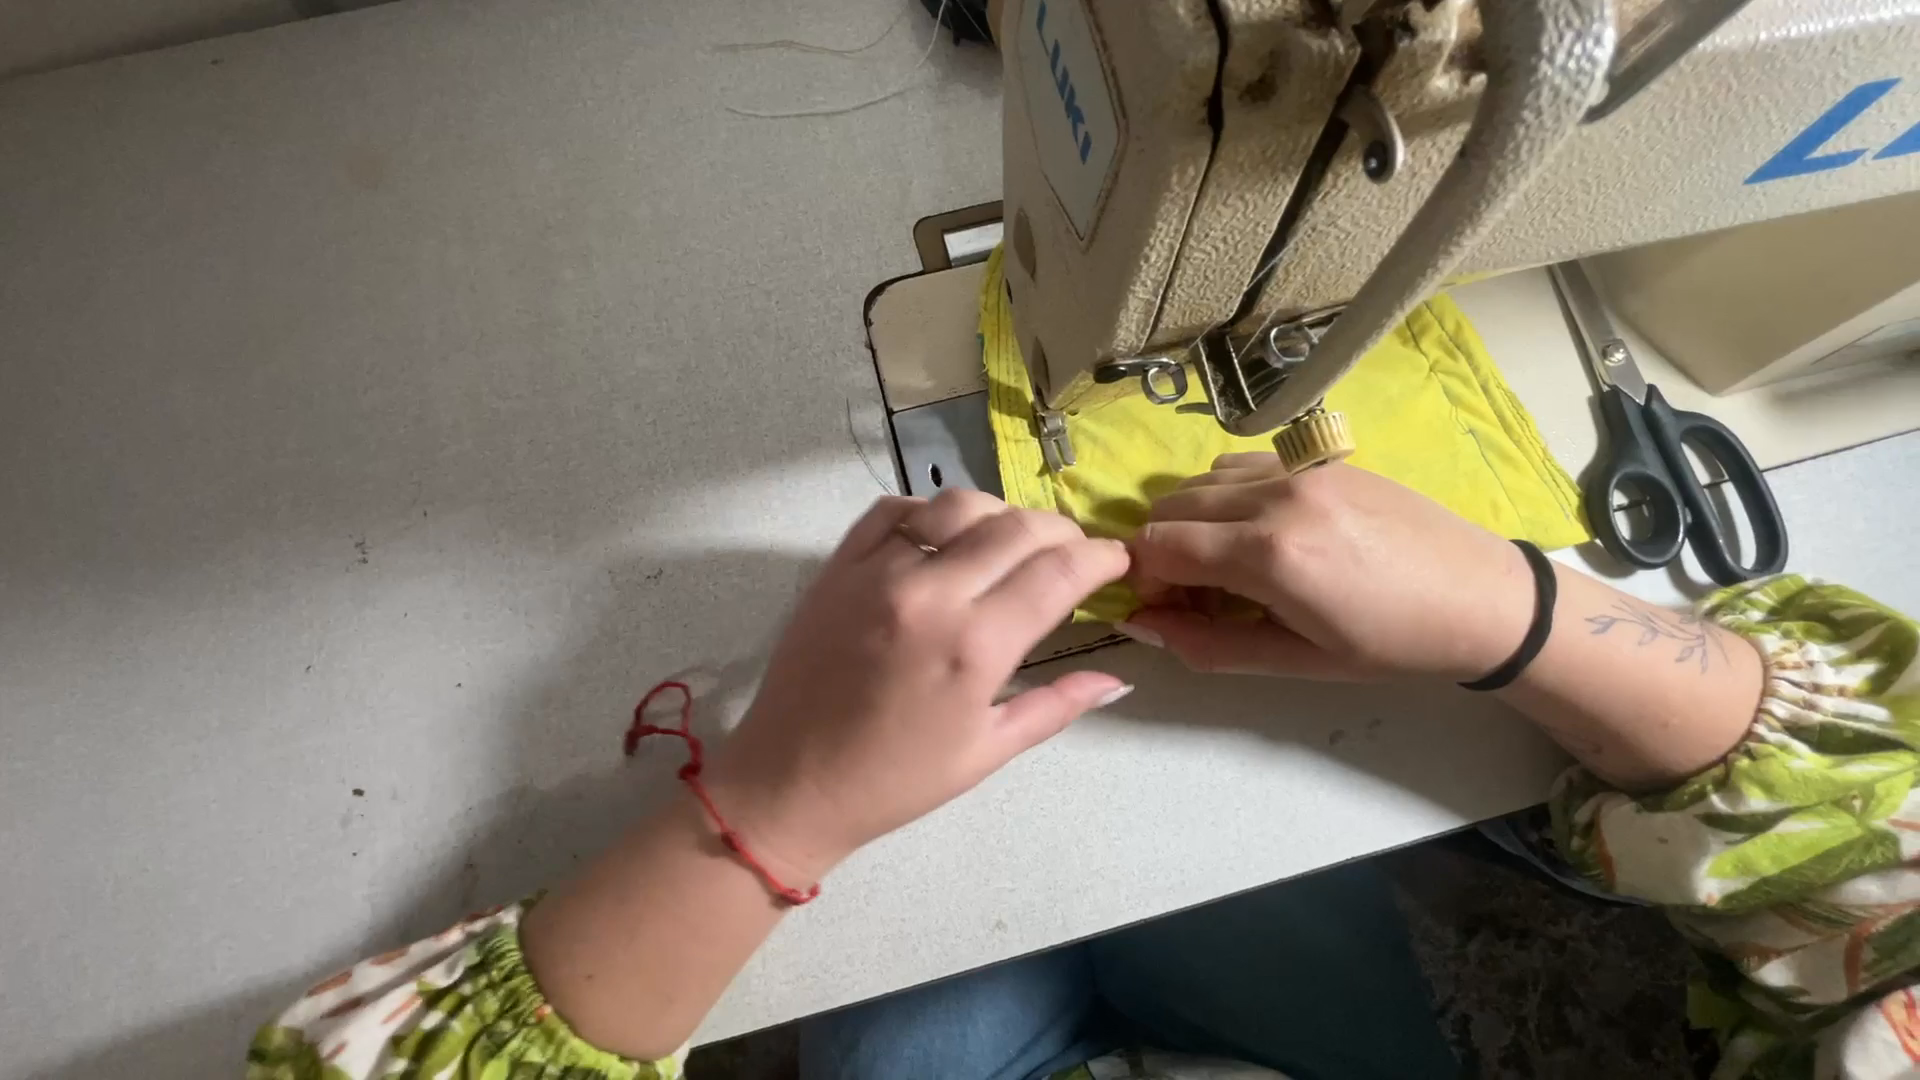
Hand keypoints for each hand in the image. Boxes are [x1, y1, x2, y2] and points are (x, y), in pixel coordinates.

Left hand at [704, 492, 1130, 883]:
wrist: (789, 781)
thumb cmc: (894, 780)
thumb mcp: (986, 752)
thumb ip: (1057, 706)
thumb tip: (1115, 678)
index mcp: (974, 646)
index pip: (1058, 572)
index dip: (1100, 557)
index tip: (1116, 559)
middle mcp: (930, 593)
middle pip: (1017, 527)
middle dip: (1061, 531)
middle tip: (1072, 551)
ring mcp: (878, 571)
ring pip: (958, 504)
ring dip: (1000, 513)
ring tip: (1010, 540)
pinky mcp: (838, 564)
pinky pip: (894, 508)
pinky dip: (930, 510)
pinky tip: (943, 535)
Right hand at [1122, 454, 1533, 680]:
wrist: (1484, 599)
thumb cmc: (1390, 645)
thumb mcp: (1295, 662)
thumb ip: (1207, 644)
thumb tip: (1140, 624)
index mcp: (1270, 555)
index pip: (1158, 547)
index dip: (1144, 580)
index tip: (1164, 608)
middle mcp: (1275, 498)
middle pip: (1168, 508)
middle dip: (1161, 552)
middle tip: (1195, 592)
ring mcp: (1298, 469)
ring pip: (1198, 481)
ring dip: (1189, 521)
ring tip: (1225, 559)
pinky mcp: (1317, 458)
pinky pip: (1238, 465)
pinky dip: (1223, 495)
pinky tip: (1255, 527)